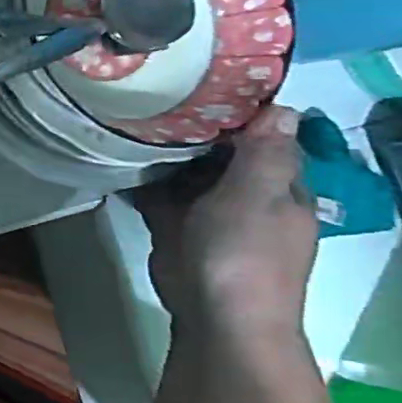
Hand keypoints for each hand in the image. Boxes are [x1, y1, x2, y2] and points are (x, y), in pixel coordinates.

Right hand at [136, 106, 318, 337]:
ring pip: (186, 173)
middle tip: (152, 99)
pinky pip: (158, 194)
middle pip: (219, 153)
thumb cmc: (243, 253)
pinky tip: (117, 158)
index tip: (197, 86)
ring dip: (163, 154)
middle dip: (192, 131)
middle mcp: (247, 196)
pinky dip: (141, 179)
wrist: (216, 316)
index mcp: (279, 188)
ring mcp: (209, 213)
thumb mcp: (258, 196)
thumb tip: (284, 106)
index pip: (262, 139)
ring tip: (127, 120)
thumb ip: (266, 154)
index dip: (236, 114)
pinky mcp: (175, 227)